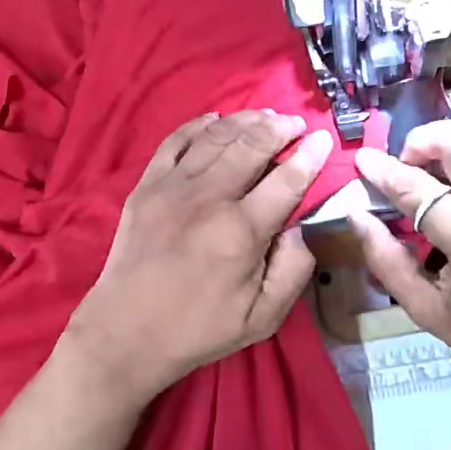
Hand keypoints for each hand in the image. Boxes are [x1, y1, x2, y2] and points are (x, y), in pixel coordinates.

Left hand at [63, 110, 333, 406]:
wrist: (127, 332)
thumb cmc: (199, 329)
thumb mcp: (262, 317)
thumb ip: (293, 270)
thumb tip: (304, 227)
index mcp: (241, 232)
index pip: (286, 179)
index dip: (309, 156)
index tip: (323, 139)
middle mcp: (208, 198)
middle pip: (252, 145)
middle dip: (280, 128)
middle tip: (296, 123)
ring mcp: (173, 187)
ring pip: (216, 136)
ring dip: (246, 120)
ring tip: (266, 117)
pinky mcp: (146, 185)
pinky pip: (176, 140)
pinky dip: (199, 124)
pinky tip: (216, 120)